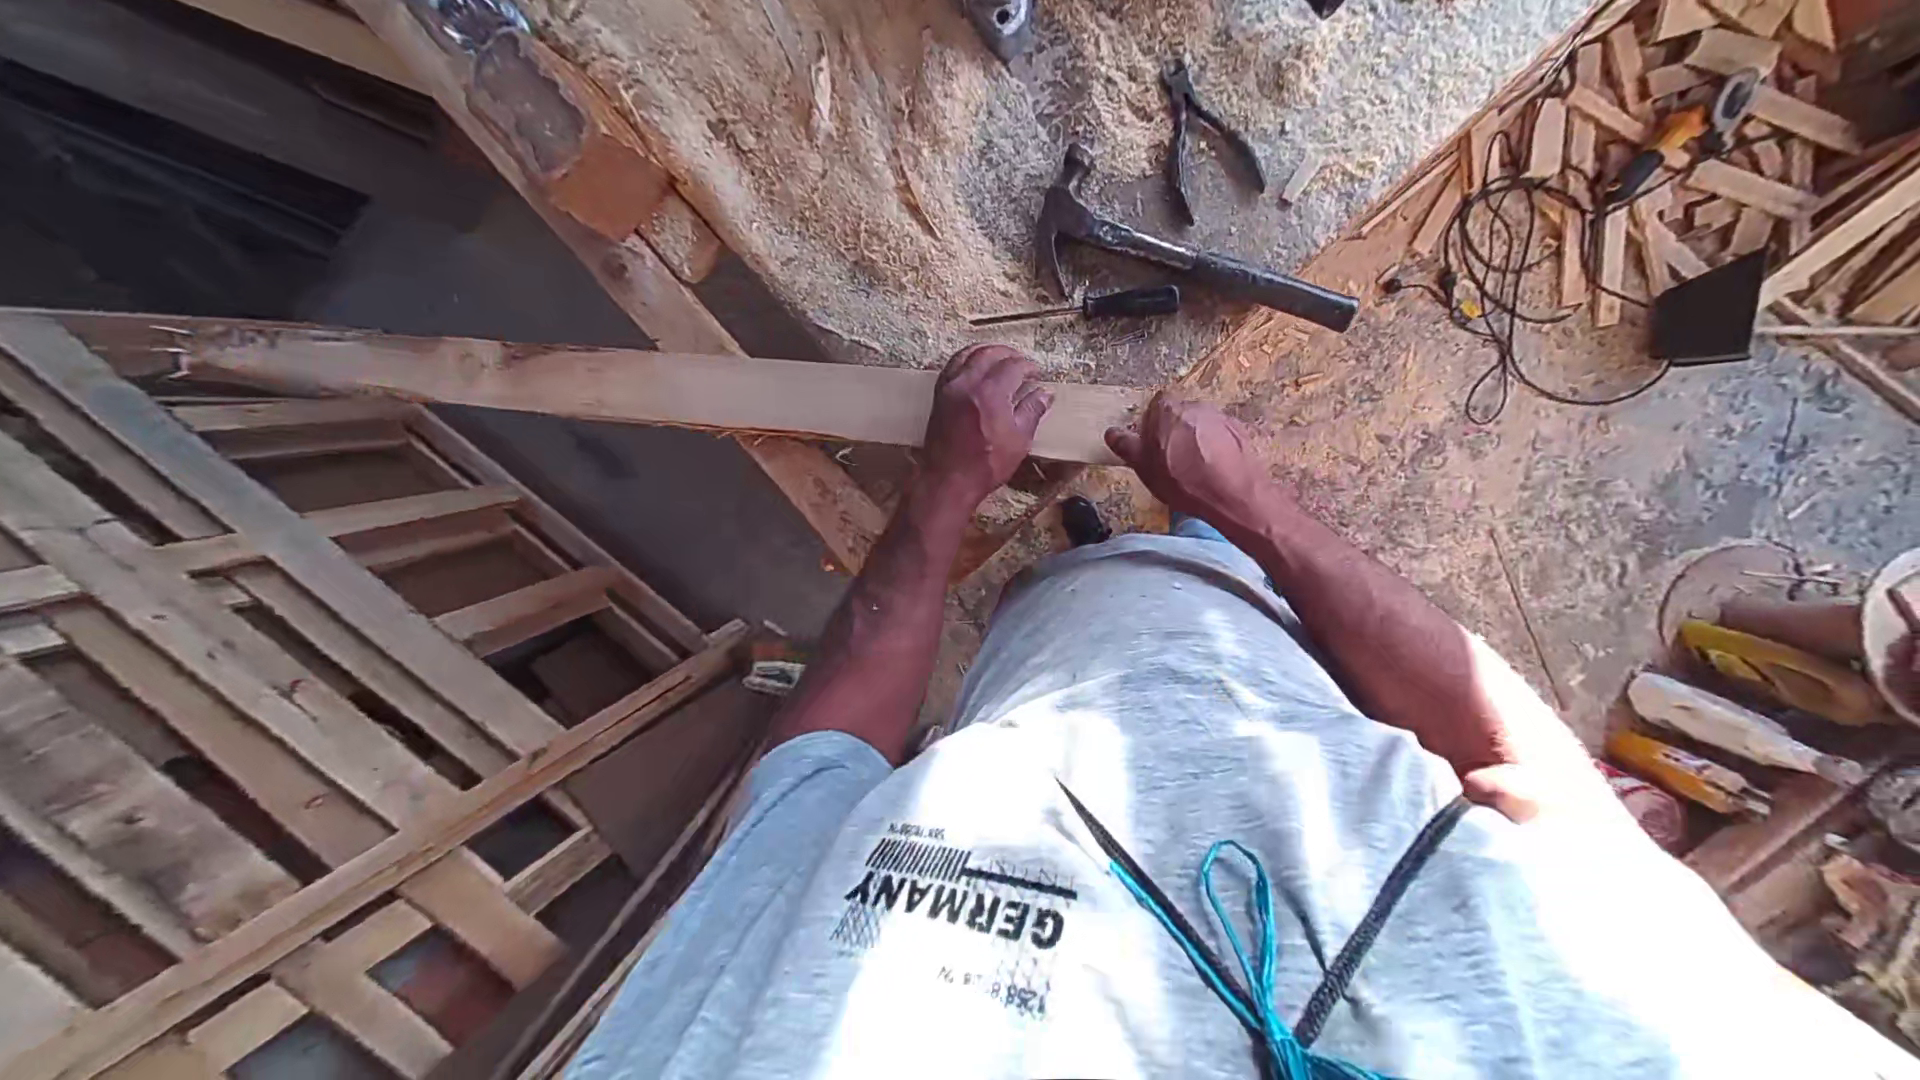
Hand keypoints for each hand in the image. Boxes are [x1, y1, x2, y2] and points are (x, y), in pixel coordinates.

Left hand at [921, 345, 1052, 509]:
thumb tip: (1044, 394)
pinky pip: (952, 366)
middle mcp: (967, 384)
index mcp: (990, 394)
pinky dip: (966, 360)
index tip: (1037, 375)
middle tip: (1022, 363)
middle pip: (990, 353)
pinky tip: (975, 368)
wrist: (948, 480)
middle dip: (1009, 354)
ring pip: (968, 354)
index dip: (1029, 367)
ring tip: (1000, 360)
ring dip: (986, 352)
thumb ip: (1032, 411)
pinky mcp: (939, 396)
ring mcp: (949, 388)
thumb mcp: (1019, 440)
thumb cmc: (985, 466)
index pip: (1014, 366)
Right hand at [1105, 393, 1277, 532]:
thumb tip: (1112, 433)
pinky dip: (1213, 448)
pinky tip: (1211, 470)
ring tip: (1192, 469)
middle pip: (1178, 414)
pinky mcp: (1240, 431)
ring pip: (1199, 425)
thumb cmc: (1182, 481)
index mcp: (1168, 409)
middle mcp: (1195, 406)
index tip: (1149, 444)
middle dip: (1173, 431)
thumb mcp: (1143, 467)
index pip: (1155, 405)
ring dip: (1194, 440)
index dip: (1151, 424)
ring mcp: (1220, 417)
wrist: (1232, 496)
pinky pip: (1219, 435)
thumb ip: (1126, 446)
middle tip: (1168, 459)